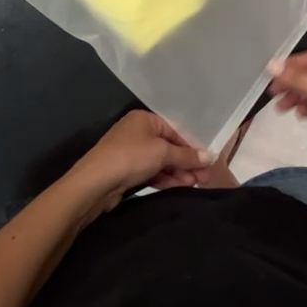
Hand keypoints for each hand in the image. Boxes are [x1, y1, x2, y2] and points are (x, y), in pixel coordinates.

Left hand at [60, 111, 213, 223]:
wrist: (96, 182)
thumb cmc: (131, 157)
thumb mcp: (162, 153)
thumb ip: (186, 155)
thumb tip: (209, 155)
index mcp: (144, 119)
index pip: (174, 130)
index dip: (192, 146)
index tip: (207, 162)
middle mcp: (138, 132)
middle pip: (169, 146)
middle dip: (187, 162)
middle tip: (205, 178)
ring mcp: (132, 152)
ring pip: (161, 161)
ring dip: (179, 172)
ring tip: (196, 184)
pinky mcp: (128, 171)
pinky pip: (152, 172)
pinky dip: (166, 178)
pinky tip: (180, 186)